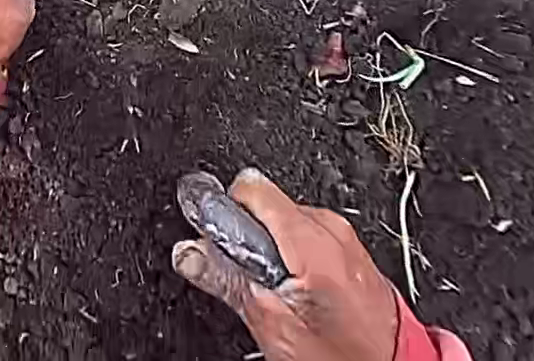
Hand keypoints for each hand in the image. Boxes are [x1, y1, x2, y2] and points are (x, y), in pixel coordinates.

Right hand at [173, 169, 398, 360]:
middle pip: (266, 202)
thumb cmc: (339, 355)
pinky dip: (290, 248)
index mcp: (309, 240)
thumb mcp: (273, 324)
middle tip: (249, 274)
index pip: (251, 189)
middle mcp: (327, 224)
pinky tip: (297, 284)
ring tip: (278, 286)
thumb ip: (228, 280)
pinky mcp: (345, 238)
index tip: (209, 229)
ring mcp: (339, 229)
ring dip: (269, 243)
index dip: (225, 209)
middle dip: (248, 233)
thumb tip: (188, 251)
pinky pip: (304, 227)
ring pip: (283, 216)